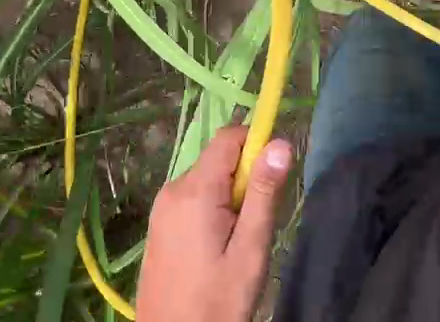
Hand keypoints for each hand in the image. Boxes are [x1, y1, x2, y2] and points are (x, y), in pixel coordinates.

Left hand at [135, 126, 292, 321]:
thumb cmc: (217, 302)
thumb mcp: (250, 249)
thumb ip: (264, 193)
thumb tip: (281, 141)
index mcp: (194, 190)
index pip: (230, 136)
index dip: (257, 144)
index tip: (274, 176)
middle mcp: (172, 189)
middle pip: (219, 158)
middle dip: (244, 178)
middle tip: (256, 221)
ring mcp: (161, 209)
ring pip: (208, 180)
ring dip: (229, 197)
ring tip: (238, 241)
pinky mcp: (158, 227)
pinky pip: (193, 199)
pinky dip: (212, 210)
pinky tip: (217, 249)